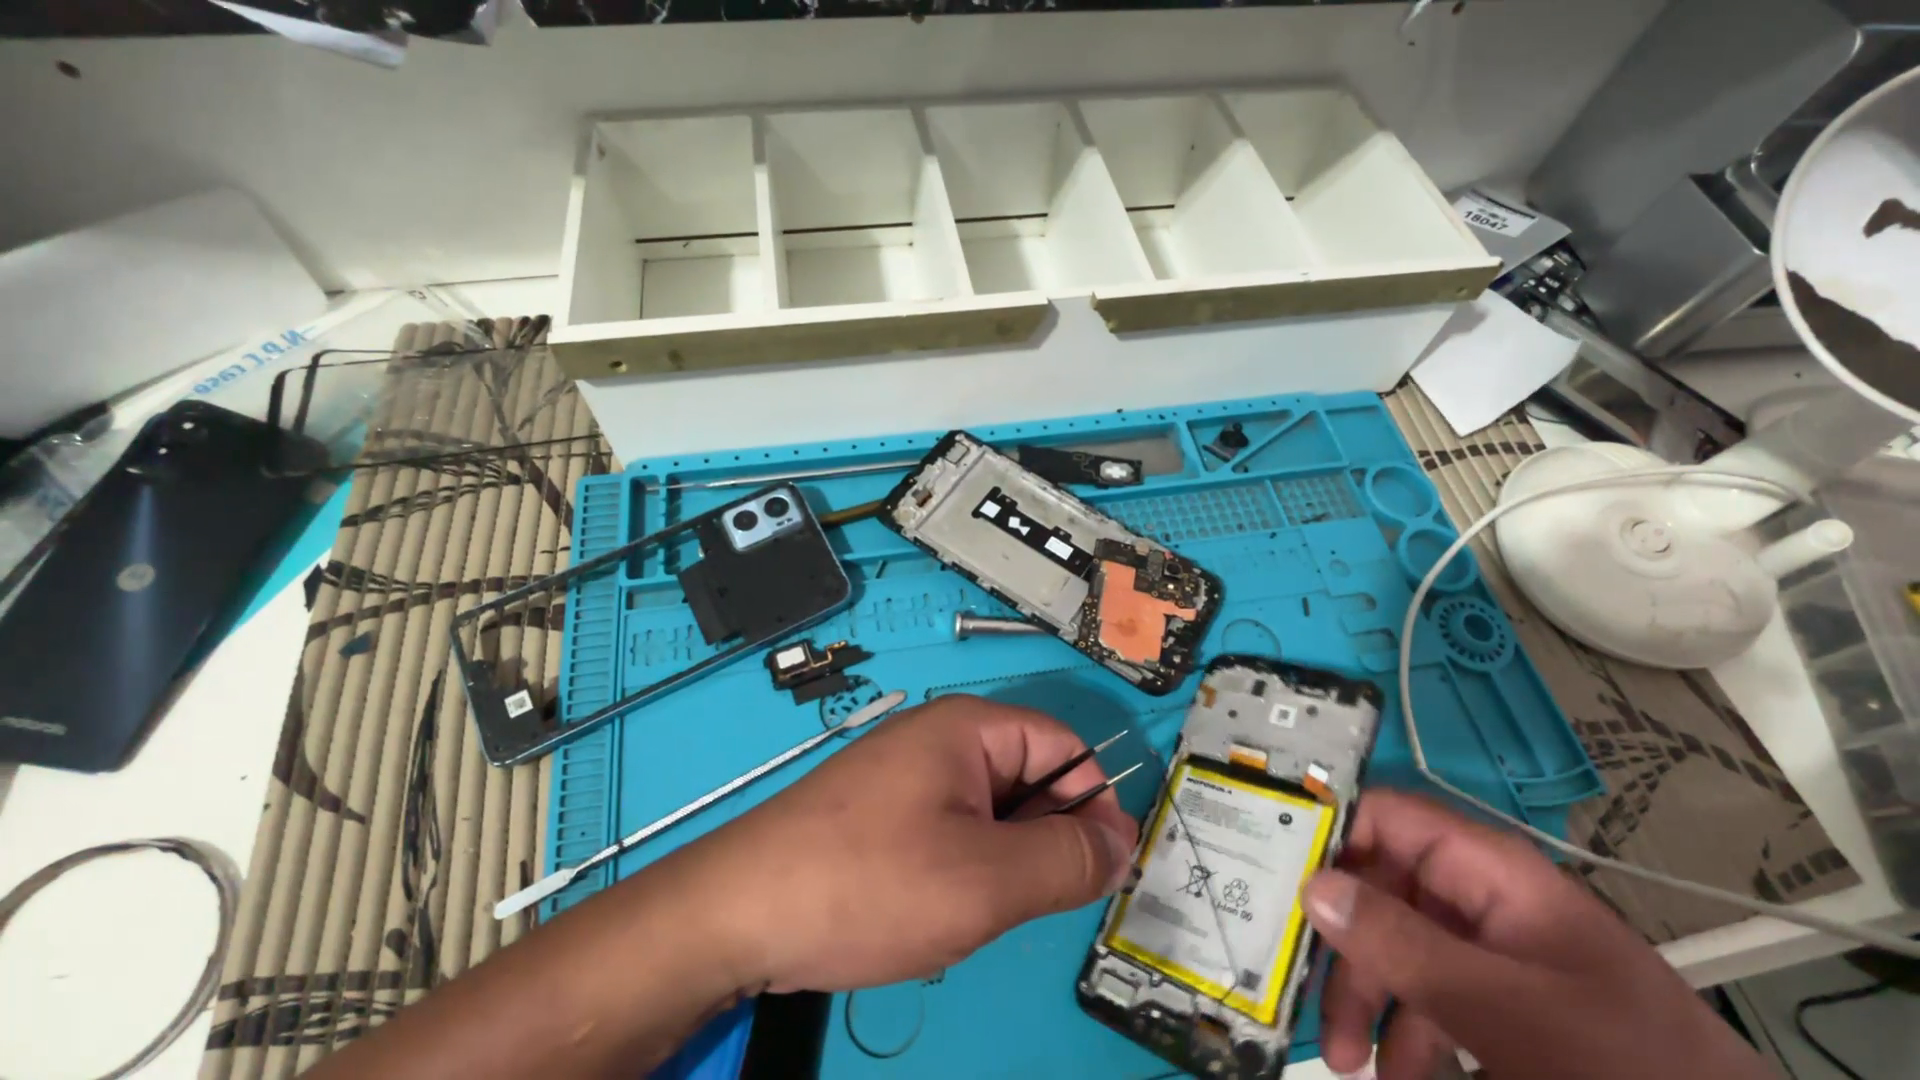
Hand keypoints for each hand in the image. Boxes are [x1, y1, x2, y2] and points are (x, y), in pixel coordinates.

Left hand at [688, 694, 1138, 993]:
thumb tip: (1122, 843)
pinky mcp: (879, 816)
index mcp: (969, 729)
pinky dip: (958, 875)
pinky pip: (948, 834)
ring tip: (966, 911)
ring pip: (989, 817)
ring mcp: (903, 778)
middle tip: (1018, 902)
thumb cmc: (868, 884)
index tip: (1095, 872)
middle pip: (1029, 779)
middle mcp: (938, 741)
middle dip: (1040, 844)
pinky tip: (928, 913)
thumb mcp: (987, 880)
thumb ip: (1069, 860)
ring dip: (998, 868)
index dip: (1094, 805)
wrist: (734, 914)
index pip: (1066, 747)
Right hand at [1302, 792, 1768, 1079]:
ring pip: (1397, 949)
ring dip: (1365, 1001)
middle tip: (1306, 999)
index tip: (1268, 871)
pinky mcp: (1502, 1004)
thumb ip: (1403, 944)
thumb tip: (1313, 883)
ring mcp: (1494, 953)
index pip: (1387, 817)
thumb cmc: (1618, 1064)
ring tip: (1351, 1065)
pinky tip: (1396, 1076)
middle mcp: (1483, 899)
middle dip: (1340, 946)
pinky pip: (1429, 997)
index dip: (1327, 833)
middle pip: (1380, 891)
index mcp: (1491, 873)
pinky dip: (1402, 1032)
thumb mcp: (1502, 1007)